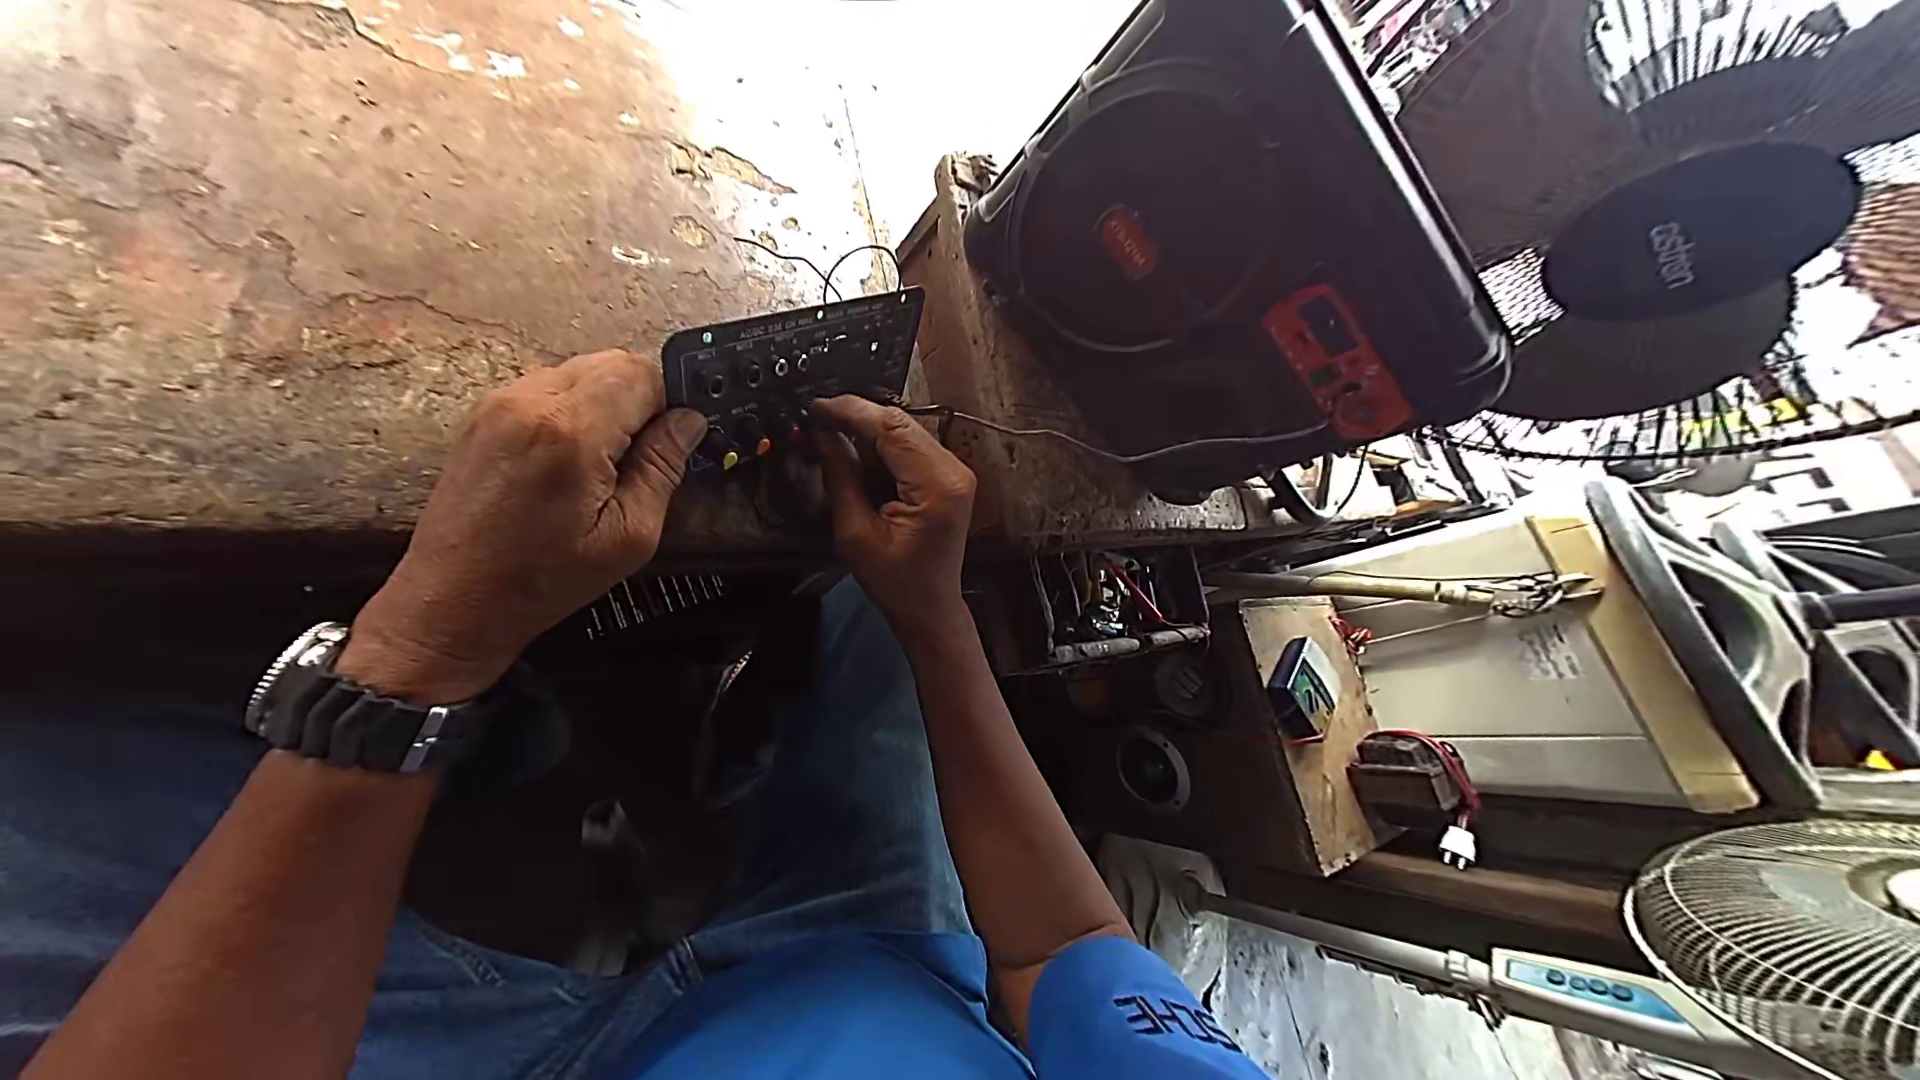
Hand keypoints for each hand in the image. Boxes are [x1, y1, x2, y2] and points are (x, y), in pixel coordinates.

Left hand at [338, 349, 708, 702]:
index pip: (643, 375)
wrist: (454, 599)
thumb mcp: (631, 534)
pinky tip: (580, 454)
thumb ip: (664, 468)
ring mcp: (499, 402)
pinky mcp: (484, 413)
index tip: (682, 436)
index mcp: (572, 430)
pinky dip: (581, 406)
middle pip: (613, 363)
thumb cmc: (547, 577)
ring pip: (582, 370)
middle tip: (653, 449)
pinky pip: (552, 386)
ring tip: (615, 456)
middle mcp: (531, 400)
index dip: (673, 400)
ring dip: (613, 401)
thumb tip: (691, 422)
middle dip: (646, 396)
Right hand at [811, 396, 975, 641]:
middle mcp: (954, 470)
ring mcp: (954, 472)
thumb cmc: (895, 582)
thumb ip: (841, 476)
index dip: (850, 411)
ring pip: (903, 431)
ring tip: (827, 432)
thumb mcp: (856, 532)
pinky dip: (879, 445)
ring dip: (865, 430)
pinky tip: (853, 449)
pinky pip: (909, 447)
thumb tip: (821, 433)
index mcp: (938, 485)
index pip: (891, 428)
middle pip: (900, 423)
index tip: (814, 406)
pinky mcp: (947, 477)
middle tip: (815, 418)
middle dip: (855, 417)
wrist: (930, 608)